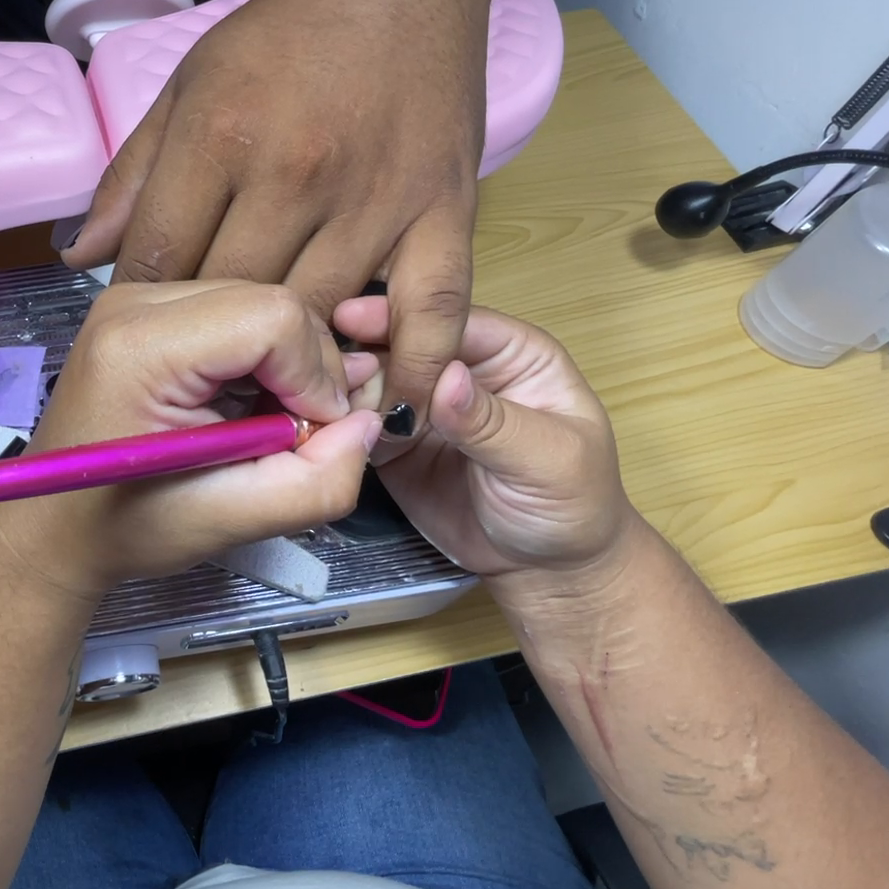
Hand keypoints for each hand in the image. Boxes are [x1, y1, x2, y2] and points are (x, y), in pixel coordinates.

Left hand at [0, 282, 383, 601]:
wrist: (52, 523)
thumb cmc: (126, 527)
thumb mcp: (231, 521)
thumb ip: (318, 482)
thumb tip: (368, 421)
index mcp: (139, 345)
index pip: (274, 318)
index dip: (314, 378)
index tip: (304, 437)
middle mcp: (133, 300)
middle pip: (271, 302)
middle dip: (304, 372)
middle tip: (290, 436)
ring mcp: (136, 297)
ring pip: (259, 303)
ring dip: (283, 367)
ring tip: (260, 425)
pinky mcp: (145, 307)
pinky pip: (234, 311)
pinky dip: (257, 359)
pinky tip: (239, 404)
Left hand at [58, 0, 486, 438]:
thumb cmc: (281, 40)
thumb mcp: (184, 89)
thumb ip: (128, 180)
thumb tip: (77, 256)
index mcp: (218, 138)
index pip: (160, 260)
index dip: (143, 310)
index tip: (147, 333)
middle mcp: (294, 174)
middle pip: (231, 302)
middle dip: (209, 344)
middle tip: (202, 370)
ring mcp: (374, 200)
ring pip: (315, 318)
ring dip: (288, 367)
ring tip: (268, 395)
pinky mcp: (445, 215)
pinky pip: (432, 314)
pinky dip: (410, 371)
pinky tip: (384, 413)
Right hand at [331, 299, 638, 578]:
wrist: (542, 569)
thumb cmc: (570, 506)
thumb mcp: (548, 460)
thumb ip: (494, 421)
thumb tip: (447, 379)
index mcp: (509, 354)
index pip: (451, 321)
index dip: (405, 320)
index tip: (354, 319)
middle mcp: (458, 370)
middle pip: (401, 344)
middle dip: (364, 351)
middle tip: (323, 365)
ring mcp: (420, 406)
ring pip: (373, 381)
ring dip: (345, 388)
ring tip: (318, 401)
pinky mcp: (392, 442)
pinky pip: (360, 424)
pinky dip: (339, 423)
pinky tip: (320, 426)